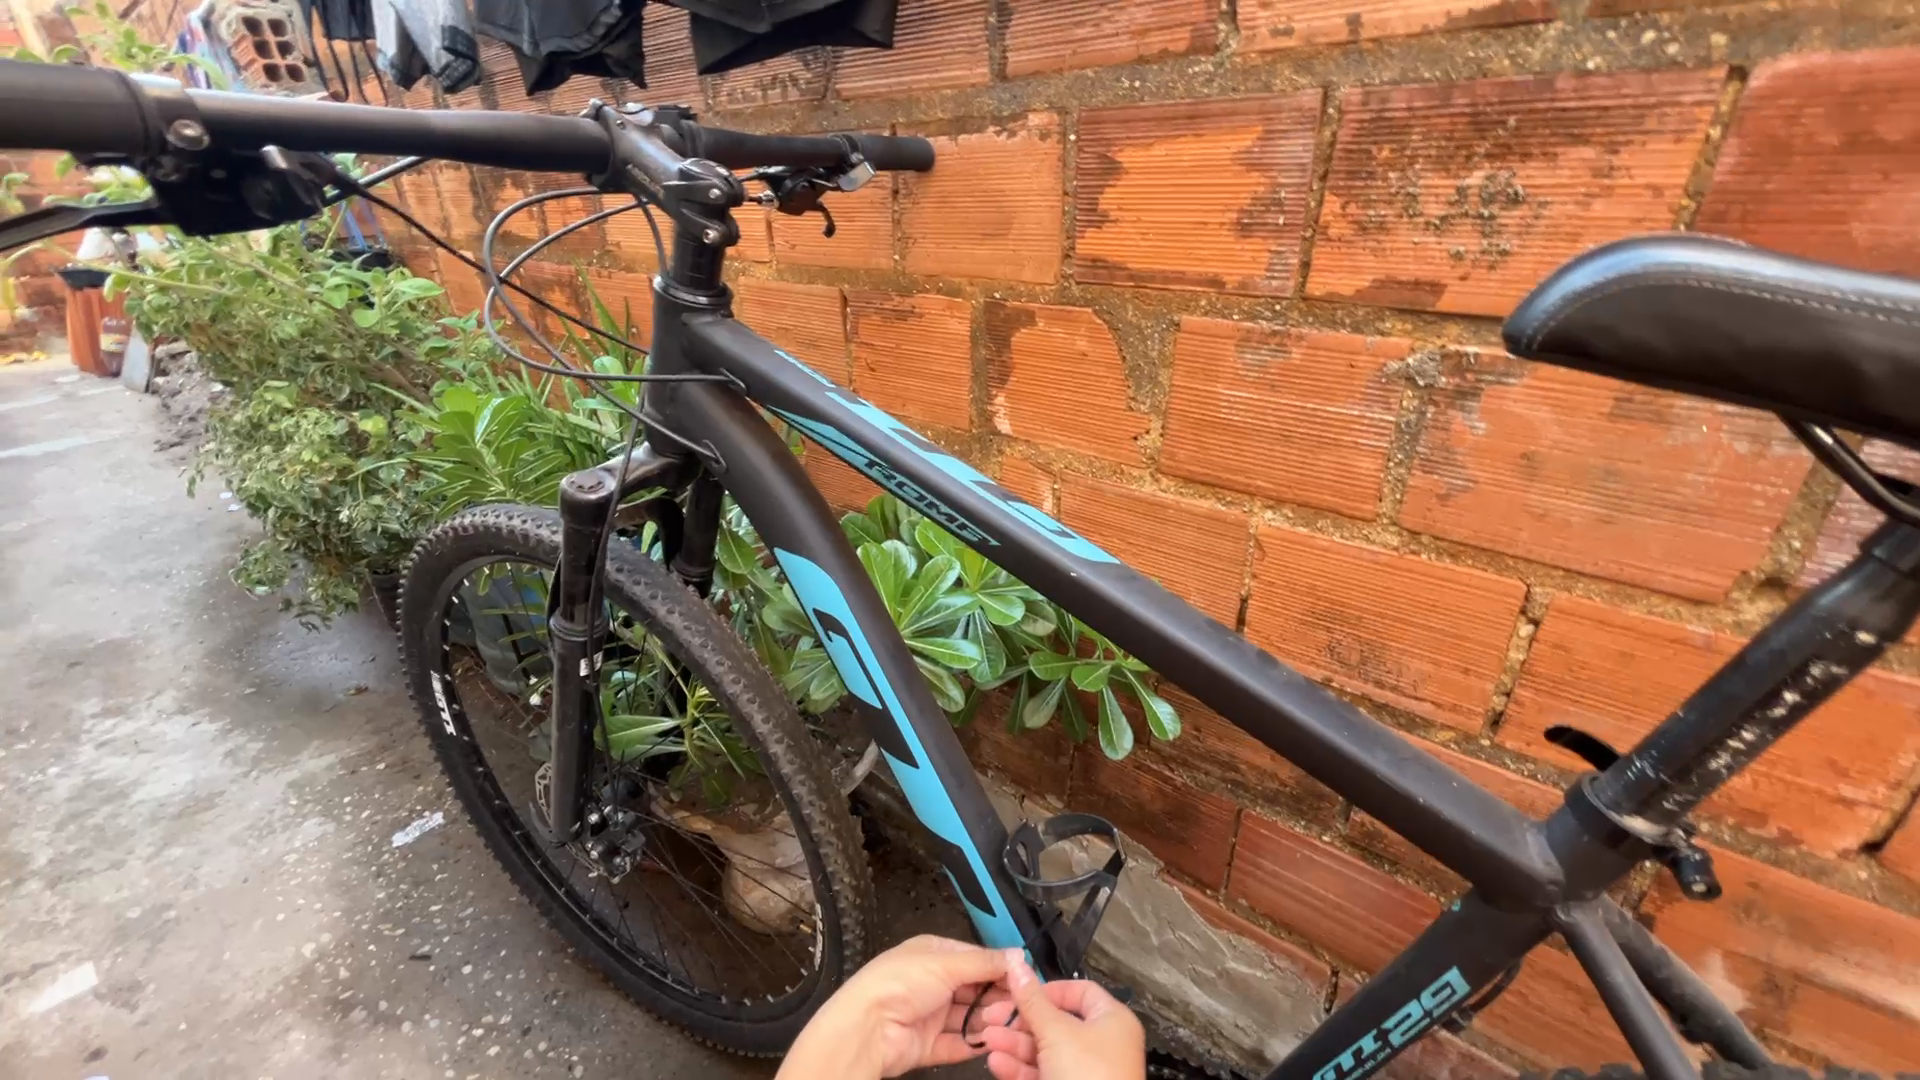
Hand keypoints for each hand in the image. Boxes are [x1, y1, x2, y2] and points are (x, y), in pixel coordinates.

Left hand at [776, 935, 1012, 1079]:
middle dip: (996, 995)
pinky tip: (990, 1042)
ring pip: (968, 1016)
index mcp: (933, 953)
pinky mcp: (928, 1044)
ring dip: (987, 1020)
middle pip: (973, 988)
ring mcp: (930, 1014)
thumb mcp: (945, 963)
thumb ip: (984, 962)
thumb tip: (1016, 954)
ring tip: (1007, 1023)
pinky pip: (957, 1044)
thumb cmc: (896, 984)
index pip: (974, 958)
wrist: (867, 1029)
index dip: (999, 967)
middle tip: (1019, 1003)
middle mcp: (932, 981)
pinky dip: (973, 1044)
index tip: (1023, 977)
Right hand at [979, 954, 1145, 1079]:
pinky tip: (996, 1063)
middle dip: (1020, 1020)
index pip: (1078, 990)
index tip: (1018, 991)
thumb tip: (1016, 964)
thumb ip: (1032, 999)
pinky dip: (1020, 1068)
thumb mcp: (1056, 1032)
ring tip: (986, 1039)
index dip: (1047, 989)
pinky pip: (1043, 1073)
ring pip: (1045, 1049)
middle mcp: (1101, 1044)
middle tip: (991, 1017)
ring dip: (1014, 1044)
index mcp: (1111, 1020)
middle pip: (1055, 1021)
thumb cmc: (1086, 1075)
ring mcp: (1085, 1072)